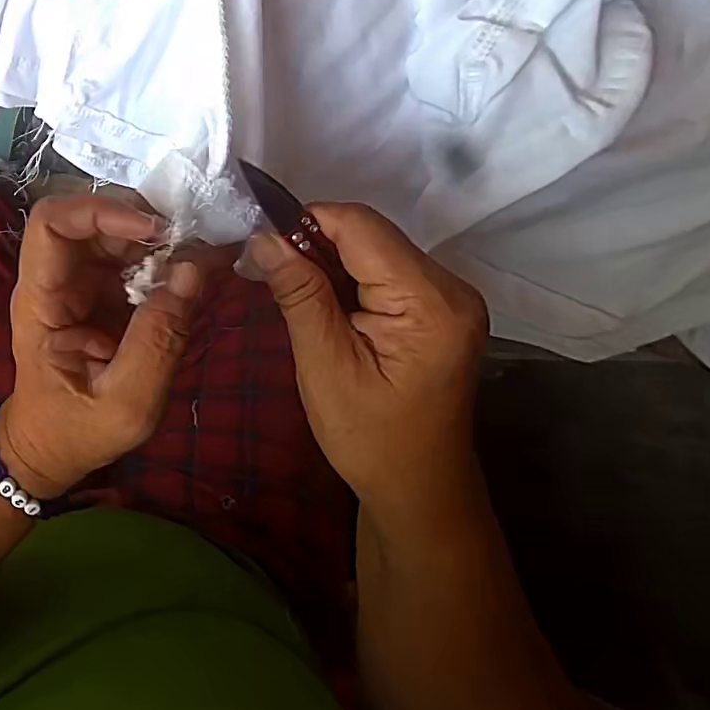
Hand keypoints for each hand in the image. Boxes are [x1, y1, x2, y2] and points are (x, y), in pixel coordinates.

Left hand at [1, 195, 203, 498]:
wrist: (52, 445)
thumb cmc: (76, 429)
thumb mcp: (126, 404)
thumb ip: (158, 342)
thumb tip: (192, 270)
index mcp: (41, 300)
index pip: (51, 224)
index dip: (100, 211)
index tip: (154, 229)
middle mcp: (55, 279)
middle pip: (87, 219)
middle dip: (140, 220)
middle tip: (192, 241)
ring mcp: (77, 282)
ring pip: (113, 233)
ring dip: (157, 238)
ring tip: (201, 255)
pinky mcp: (100, 291)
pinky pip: (130, 257)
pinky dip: (163, 256)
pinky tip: (194, 270)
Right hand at [251, 203, 487, 511]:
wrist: (418, 487)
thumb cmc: (370, 438)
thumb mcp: (324, 366)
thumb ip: (299, 295)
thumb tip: (263, 238)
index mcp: (429, 303)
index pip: (361, 227)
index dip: (305, 222)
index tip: (260, 245)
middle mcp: (449, 287)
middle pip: (368, 232)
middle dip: (311, 242)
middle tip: (267, 272)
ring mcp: (447, 295)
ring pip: (371, 246)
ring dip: (323, 258)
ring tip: (288, 289)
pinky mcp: (435, 305)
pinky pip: (380, 267)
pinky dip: (341, 274)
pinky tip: (320, 301)